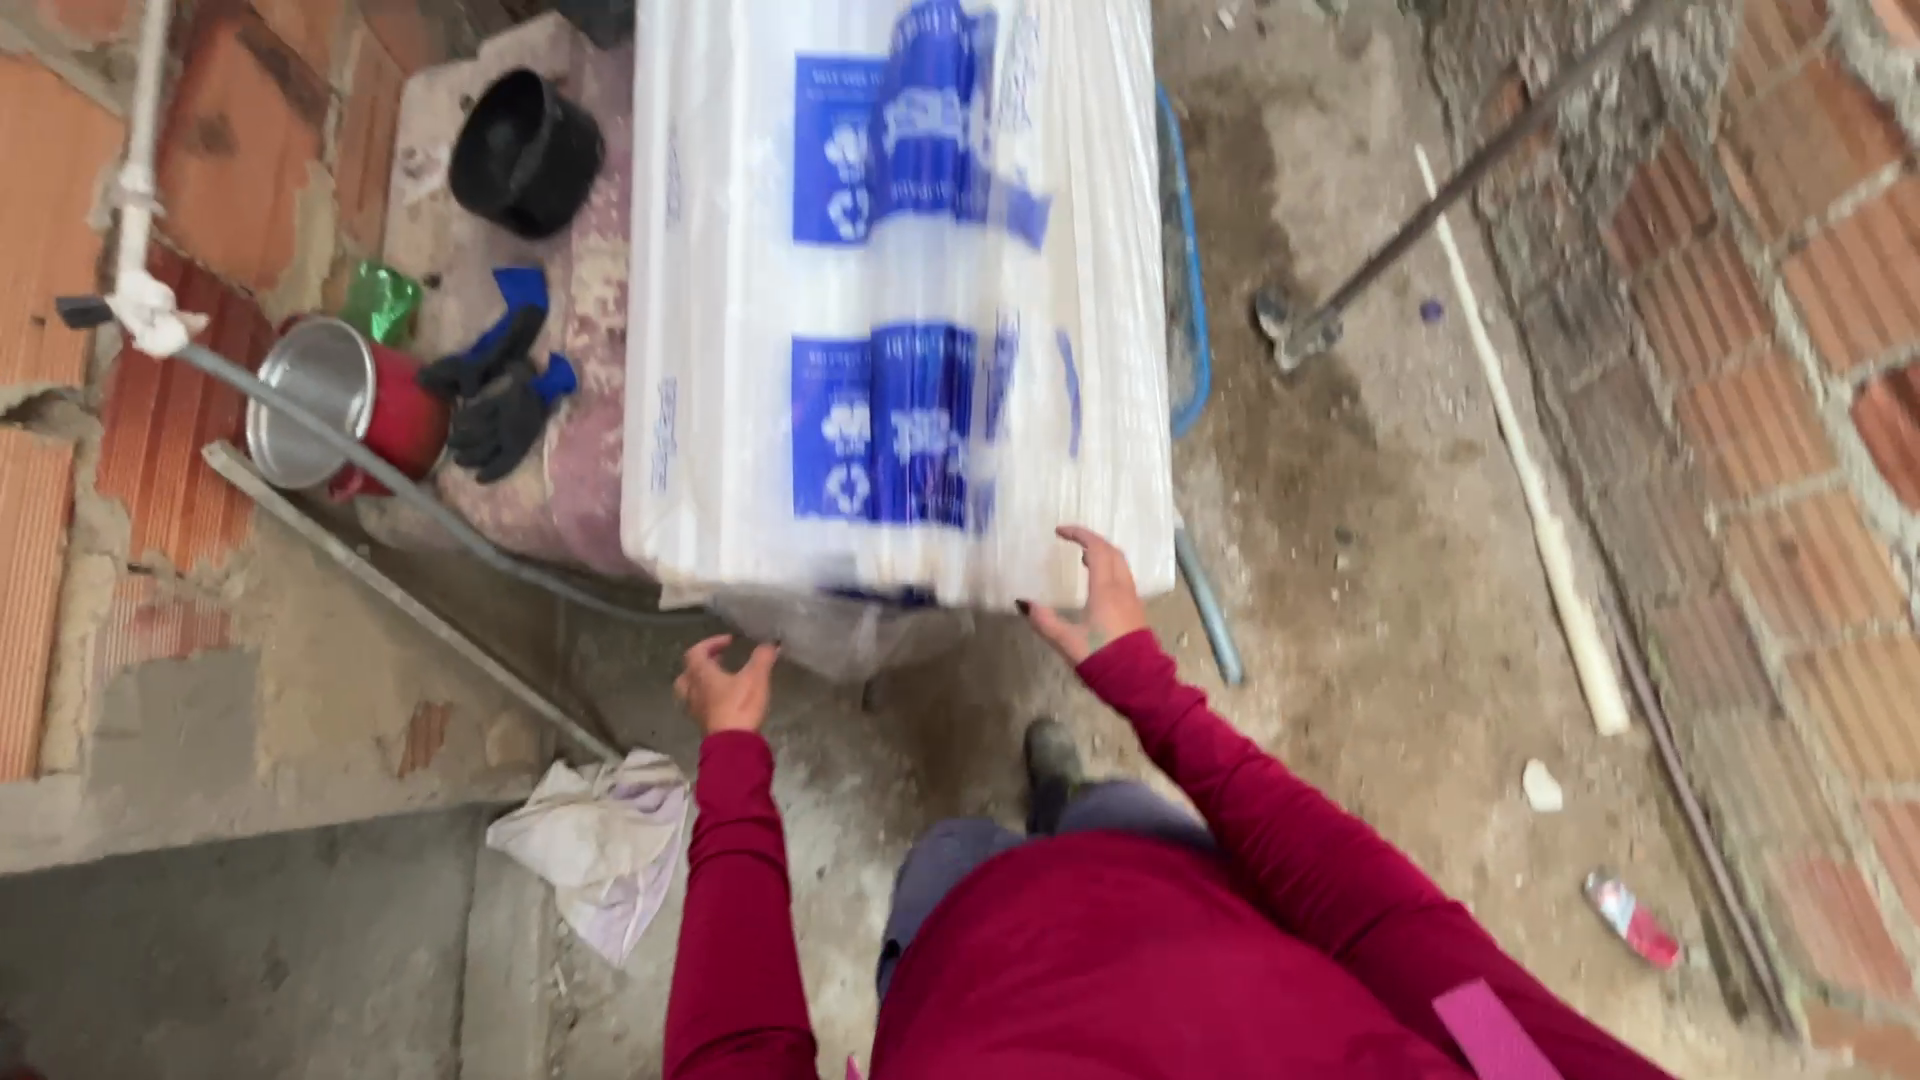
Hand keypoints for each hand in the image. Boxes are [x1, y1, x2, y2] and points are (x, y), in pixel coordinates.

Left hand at [674, 635, 780, 735]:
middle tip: (719, 659)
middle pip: (688, 672)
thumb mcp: (756, 677)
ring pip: (690, 690)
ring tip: (720, 679)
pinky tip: (724, 699)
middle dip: (703, 663)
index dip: (711, 643)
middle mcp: (693, 690)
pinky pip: (699, 704)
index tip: (729, 641)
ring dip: (703, 681)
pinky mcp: (703, 723)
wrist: (732, 744)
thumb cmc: (740, 706)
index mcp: (701, 674)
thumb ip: (762, 658)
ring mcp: (695, 709)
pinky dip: (708, 697)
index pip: (696, 652)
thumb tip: (770, 643)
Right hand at [1020, 526, 1149, 664]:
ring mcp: (1132, 599)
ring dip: (1103, 554)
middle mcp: (1122, 588)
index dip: (1079, 534)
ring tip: (1083, 557)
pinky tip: (1097, 583)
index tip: (1060, 531)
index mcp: (1105, 589)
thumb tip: (1023, 603)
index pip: (1096, 549)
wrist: (1139, 681)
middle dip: (1092, 540)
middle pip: (1112, 551)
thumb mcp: (1066, 641)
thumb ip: (1044, 621)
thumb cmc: (1101, 657)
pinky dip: (1109, 569)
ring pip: (1120, 564)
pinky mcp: (1136, 611)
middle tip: (1072, 540)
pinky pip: (1123, 578)